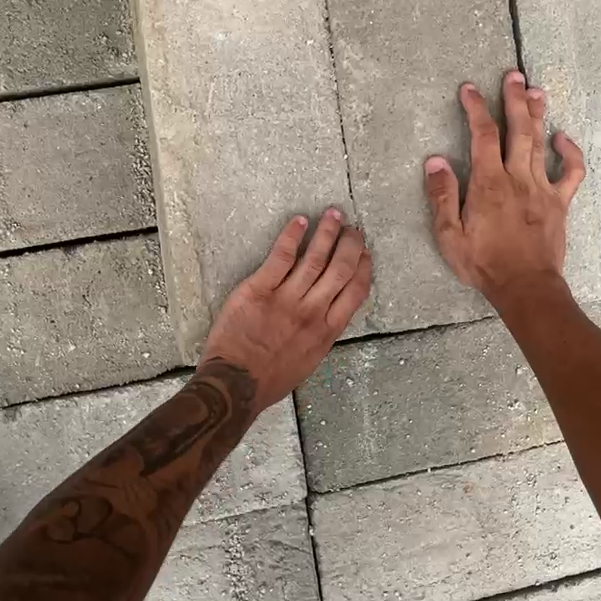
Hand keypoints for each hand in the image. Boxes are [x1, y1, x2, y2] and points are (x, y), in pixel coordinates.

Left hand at [198, 210, 372, 411]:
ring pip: (314, 258)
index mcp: (326, 332)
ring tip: (334, 215)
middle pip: (340, 269)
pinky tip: (300, 222)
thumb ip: (321, 335)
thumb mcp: (308, 362)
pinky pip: (280, 257)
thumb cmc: (268, 380)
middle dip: (350, 244)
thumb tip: (329, 313)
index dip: (364, 268)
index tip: (366, 253)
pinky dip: (292, 237)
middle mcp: (311, 312)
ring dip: (327, 233)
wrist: (234, 385)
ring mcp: (286, 299)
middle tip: (354, 228)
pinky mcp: (259, 290)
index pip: (355, 292)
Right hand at [425, 70, 585, 306]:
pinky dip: (570, 153)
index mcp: (489, 184)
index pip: (483, 135)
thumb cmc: (484, 264)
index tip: (469, 89)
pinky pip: (571, 173)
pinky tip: (563, 138)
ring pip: (541, 143)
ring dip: (538, 115)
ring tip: (536, 90)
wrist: (526, 288)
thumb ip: (443, 196)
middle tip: (514, 76)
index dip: (476, 108)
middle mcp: (518, 179)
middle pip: (518, 130)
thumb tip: (435, 162)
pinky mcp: (559, 203)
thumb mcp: (450, 236)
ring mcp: (543, 189)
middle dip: (514, 100)